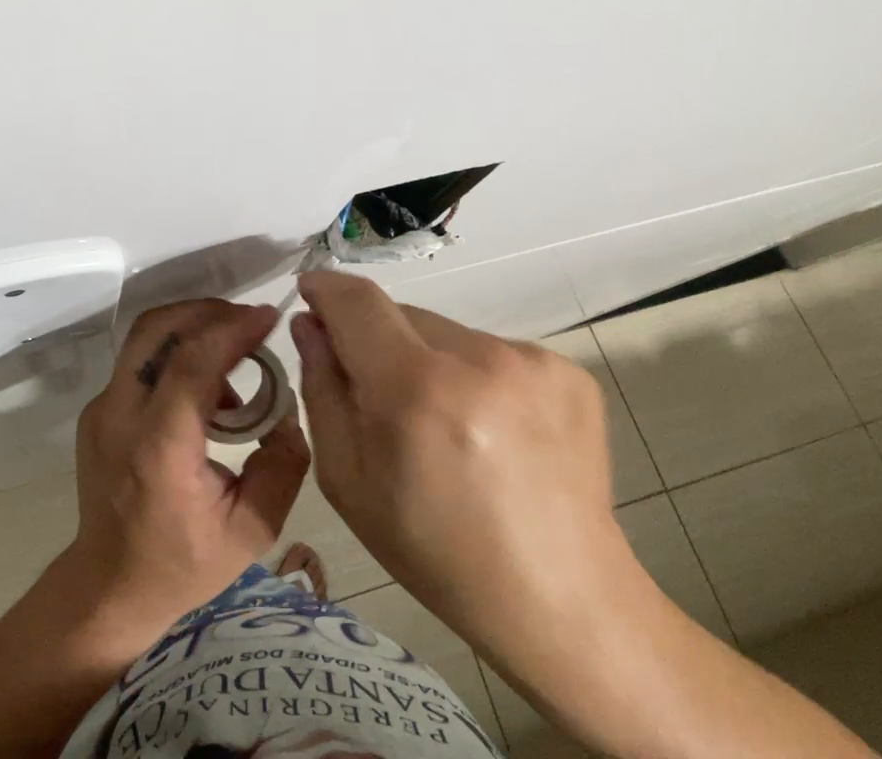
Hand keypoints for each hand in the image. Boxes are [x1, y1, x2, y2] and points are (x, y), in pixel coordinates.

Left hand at [60, 299, 311, 644]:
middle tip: (251, 326)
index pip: (192, 362)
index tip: (270, 317)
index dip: (233, 330)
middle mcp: (120, 417)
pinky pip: (138, 363)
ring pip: (144, 339)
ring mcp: (100, 411)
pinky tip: (208, 392)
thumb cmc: (183, 564)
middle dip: (208, 313)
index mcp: (159, 448)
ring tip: (236, 363)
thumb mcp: (253, 529)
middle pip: (158, 330)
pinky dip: (176, 356)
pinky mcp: (97, 413)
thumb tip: (288, 412)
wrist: (109, 586)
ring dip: (192, 331)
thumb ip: (283, 465)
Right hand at [289, 271, 629, 634]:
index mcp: (416, 391)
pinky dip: (478, 378)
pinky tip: (492, 433)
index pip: (359, 303)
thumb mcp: (347, 480)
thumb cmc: (432, 548)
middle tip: (384, 402)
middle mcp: (480, 359)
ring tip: (448, 428)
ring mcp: (534, 363)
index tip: (310, 292)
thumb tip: (311, 325)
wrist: (555, 594)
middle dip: (380, 344)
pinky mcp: (571, 373)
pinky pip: (496, 353)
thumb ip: (323, 390)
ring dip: (432, 362)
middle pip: (404, 317)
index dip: (327, 288)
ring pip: (450, 334)